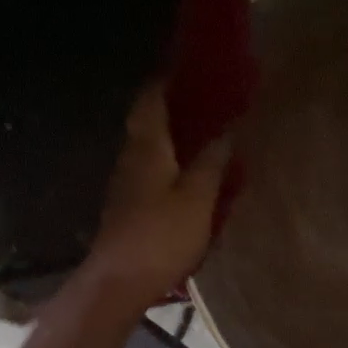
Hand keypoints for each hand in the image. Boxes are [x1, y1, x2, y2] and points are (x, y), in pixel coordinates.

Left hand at [83, 80, 233, 311]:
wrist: (119, 283)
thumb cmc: (160, 236)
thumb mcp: (198, 197)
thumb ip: (213, 161)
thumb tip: (229, 129)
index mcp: (147, 147)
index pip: (151, 99)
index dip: (166, 78)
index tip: (189, 64)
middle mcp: (131, 158)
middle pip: (148, 121)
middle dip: (173, 105)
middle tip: (207, 97)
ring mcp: (126, 185)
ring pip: (150, 148)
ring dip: (173, 136)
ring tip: (206, 132)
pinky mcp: (129, 208)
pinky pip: (152, 172)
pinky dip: (172, 162)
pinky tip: (192, 173)